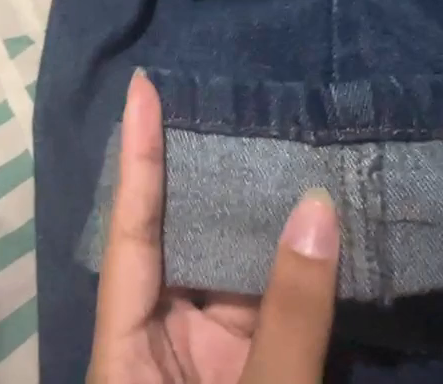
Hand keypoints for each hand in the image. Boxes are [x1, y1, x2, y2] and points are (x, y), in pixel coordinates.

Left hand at [88, 70, 340, 383]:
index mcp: (125, 348)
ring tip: (275, 135)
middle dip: (201, 171)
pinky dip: (285, 264)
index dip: (137, 156)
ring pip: (226, 268)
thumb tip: (317, 208)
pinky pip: (260, 303)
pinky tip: (309, 211)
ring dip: (253, 213)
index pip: (131, 233)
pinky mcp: (244, 366)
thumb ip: (290, 315)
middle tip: (226, 98)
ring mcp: (202, 352)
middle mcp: (158, 337)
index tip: (141, 87)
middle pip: (176, 239)